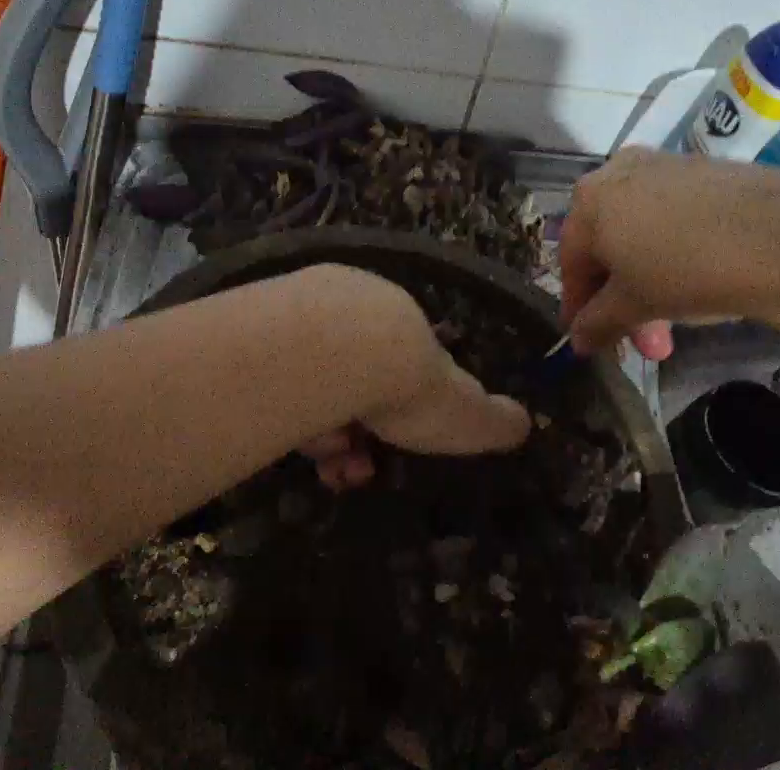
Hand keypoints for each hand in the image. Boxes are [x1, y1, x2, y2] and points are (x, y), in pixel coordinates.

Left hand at [287, 266, 530, 488]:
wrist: (342, 351)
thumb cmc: (410, 384)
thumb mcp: (467, 413)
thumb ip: (493, 419)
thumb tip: (524, 424)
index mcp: (399, 322)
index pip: (395, 374)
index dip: (394, 421)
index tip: (383, 461)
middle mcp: (350, 308)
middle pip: (348, 382)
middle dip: (353, 435)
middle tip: (351, 471)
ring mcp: (298, 311)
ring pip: (309, 383)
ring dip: (321, 433)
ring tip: (325, 463)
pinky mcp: (255, 324)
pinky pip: (273, 377)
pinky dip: (286, 412)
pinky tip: (292, 438)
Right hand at [559, 148, 779, 353]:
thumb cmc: (687, 272)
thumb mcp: (635, 306)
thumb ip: (597, 323)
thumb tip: (578, 339)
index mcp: (589, 201)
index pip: (571, 263)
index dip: (579, 307)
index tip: (593, 341)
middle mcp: (618, 172)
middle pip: (607, 246)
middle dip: (623, 302)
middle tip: (648, 346)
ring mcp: (664, 166)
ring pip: (641, 233)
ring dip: (649, 282)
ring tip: (677, 322)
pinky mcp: (705, 170)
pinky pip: (674, 217)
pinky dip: (675, 252)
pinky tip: (700, 282)